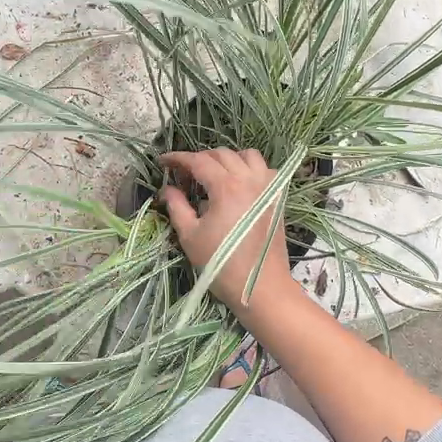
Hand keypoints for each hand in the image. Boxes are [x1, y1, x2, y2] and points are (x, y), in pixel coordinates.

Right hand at [160, 148, 291, 311]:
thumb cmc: (221, 264)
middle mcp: (249, 179)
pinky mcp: (279, 198)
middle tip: (185, 174)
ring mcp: (268, 187)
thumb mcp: (190, 236)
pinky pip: (266, 170)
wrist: (260, 286)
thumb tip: (168, 189)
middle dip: (200, 159)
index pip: (198, 161)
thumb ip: (177, 206)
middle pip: (221, 154)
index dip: (178, 158)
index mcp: (226, 187)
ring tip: (215, 174)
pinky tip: (241, 184)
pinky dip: (251, 169)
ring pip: (247, 156)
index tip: (163, 161)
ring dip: (228, 159)